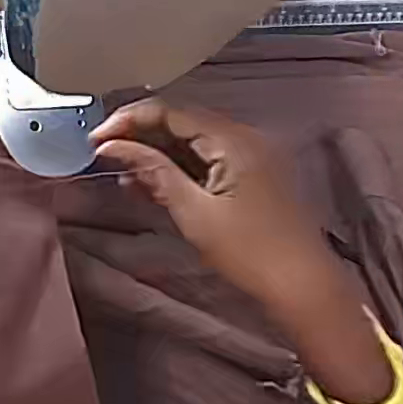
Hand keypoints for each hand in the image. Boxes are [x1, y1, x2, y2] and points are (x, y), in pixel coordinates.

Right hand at [91, 99, 326, 279]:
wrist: (307, 292)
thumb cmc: (250, 252)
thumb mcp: (194, 211)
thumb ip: (153, 171)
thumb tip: (110, 146)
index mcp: (232, 139)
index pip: (169, 112)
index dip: (128, 120)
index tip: (96, 140)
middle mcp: (242, 136)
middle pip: (179, 121)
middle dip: (138, 135)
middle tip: (102, 152)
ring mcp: (247, 154)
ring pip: (188, 140)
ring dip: (153, 152)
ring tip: (119, 169)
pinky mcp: (247, 174)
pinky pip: (202, 158)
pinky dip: (174, 167)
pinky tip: (146, 182)